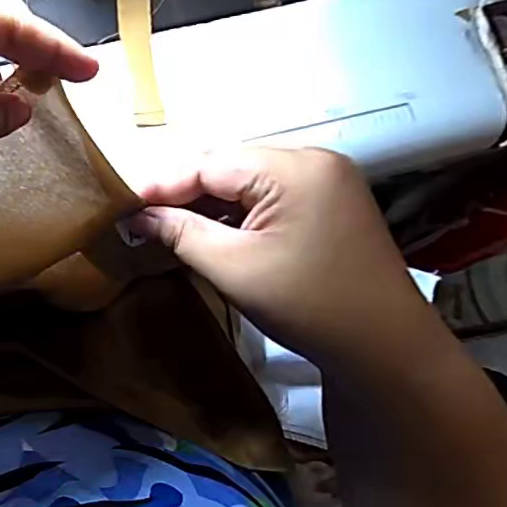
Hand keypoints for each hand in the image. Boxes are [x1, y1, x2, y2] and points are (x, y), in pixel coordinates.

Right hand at [130, 147, 438, 369]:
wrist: (382, 345)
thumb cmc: (308, 305)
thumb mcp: (233, 268)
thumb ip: (180, 233)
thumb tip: (138, 217)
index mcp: (294, 168)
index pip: (210, 163)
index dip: (163, 184)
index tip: (124, 204)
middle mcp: (314, 161)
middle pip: (230, 167)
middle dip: (185, 194)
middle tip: (144, 219)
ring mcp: (327, 181)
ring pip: (249, 182)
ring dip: (210, 205)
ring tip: (171, 228)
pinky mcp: (330, 203)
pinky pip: (271, 197)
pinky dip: (239, 213)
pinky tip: (214, 233)